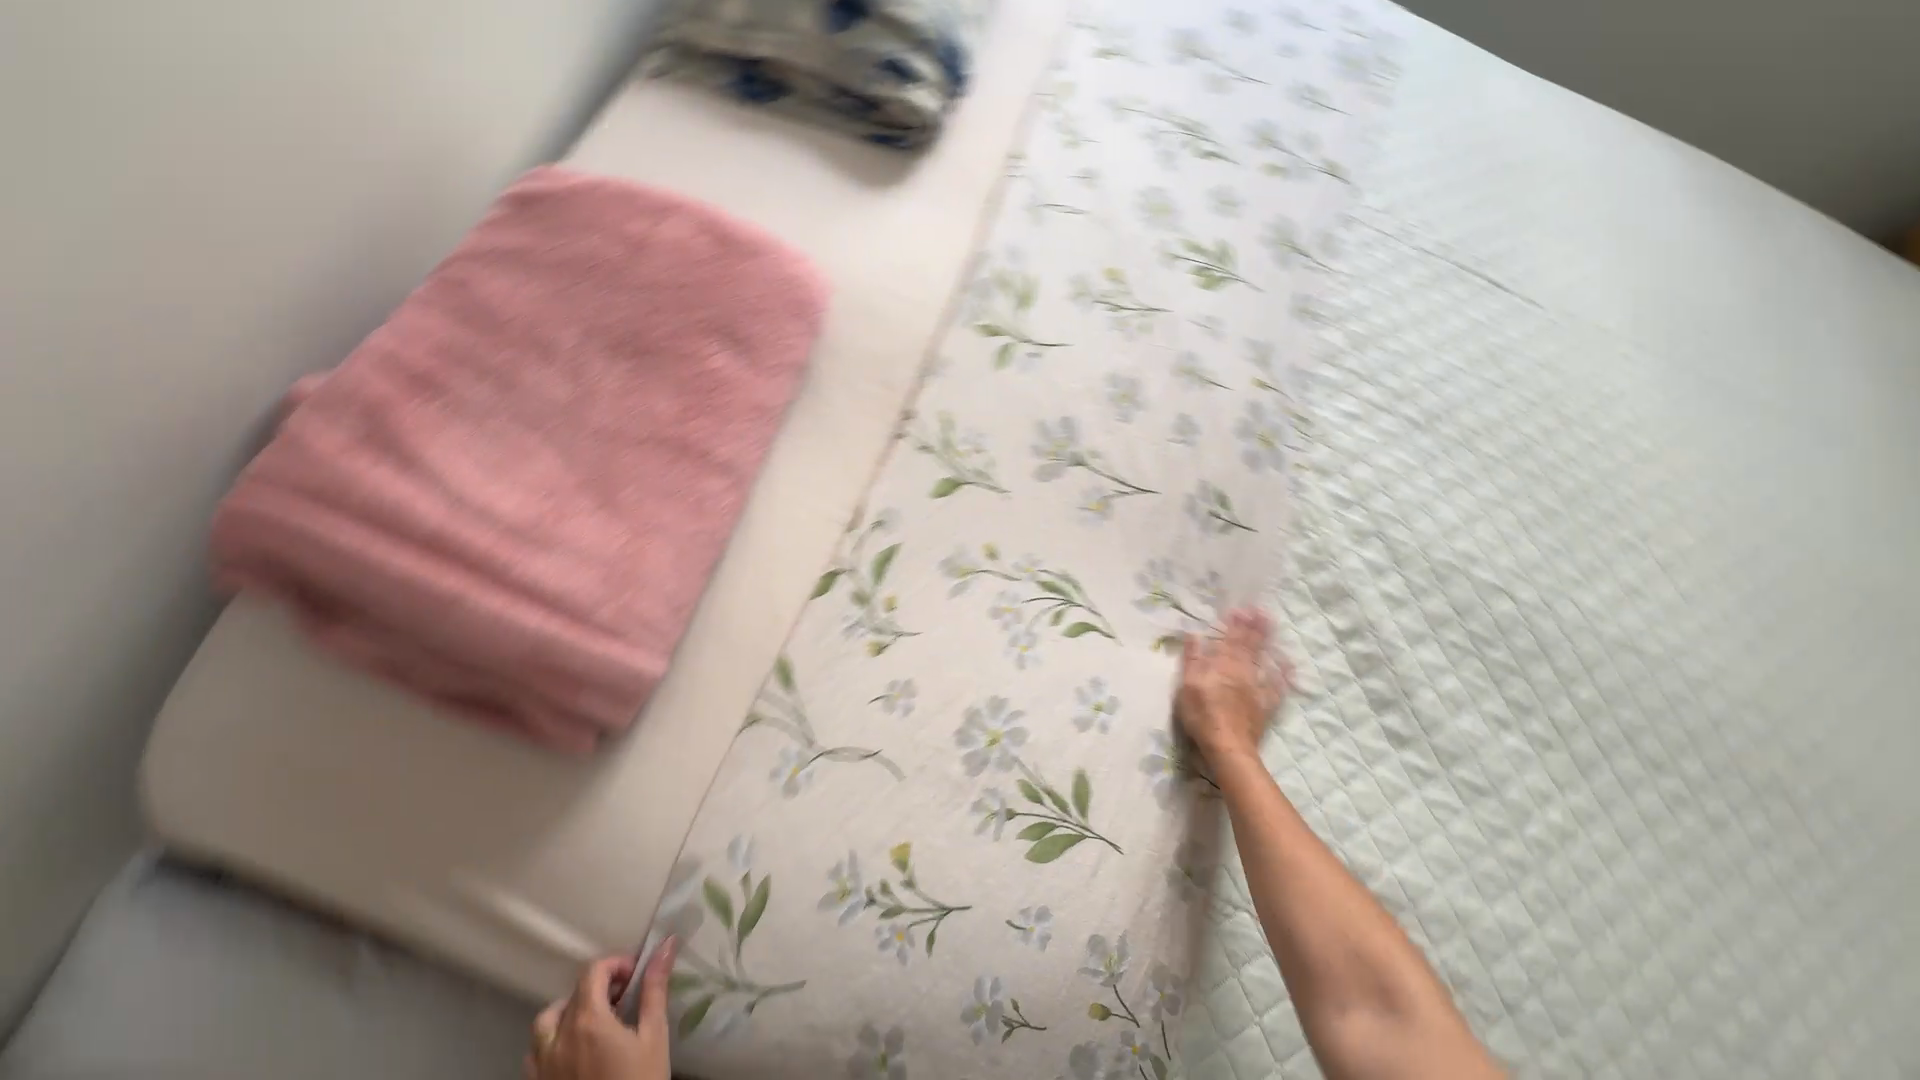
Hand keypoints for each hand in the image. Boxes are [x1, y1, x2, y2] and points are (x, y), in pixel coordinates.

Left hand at [527, 938, 676, 1079]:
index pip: (593, 971)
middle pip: (574, 993)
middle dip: (601, 986)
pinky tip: (574, 1051)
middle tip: (626, 999)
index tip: (637, 977)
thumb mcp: (654, 1035)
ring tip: (596, 1022)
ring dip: (571, 1011)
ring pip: (547, 1020)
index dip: (617, 965)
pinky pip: (535, 1053)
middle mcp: (558, 1037)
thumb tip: (666, 945)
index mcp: (588, 1020)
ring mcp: (543, 1064)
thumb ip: (655, 988)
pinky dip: (552, 1041)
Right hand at [1177, 607, 1290, 765]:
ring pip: (1263, 660)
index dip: (1235, 624)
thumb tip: (1194, 635)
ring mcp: (1256, 688)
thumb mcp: (1187, 686)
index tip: (1241, 608)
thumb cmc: (1202, 716)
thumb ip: (1192, 660)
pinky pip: (1277, 686)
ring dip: (1267, 642)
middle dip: (1254, 627)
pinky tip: (1289, 665)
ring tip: (1272, 626)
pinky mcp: (1265, 705)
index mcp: (1222, 666)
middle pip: (1249, 646)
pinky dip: (1283, 675)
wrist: (1227, 746)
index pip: (1230, 640)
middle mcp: (1242, 672)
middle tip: (1262, 610)